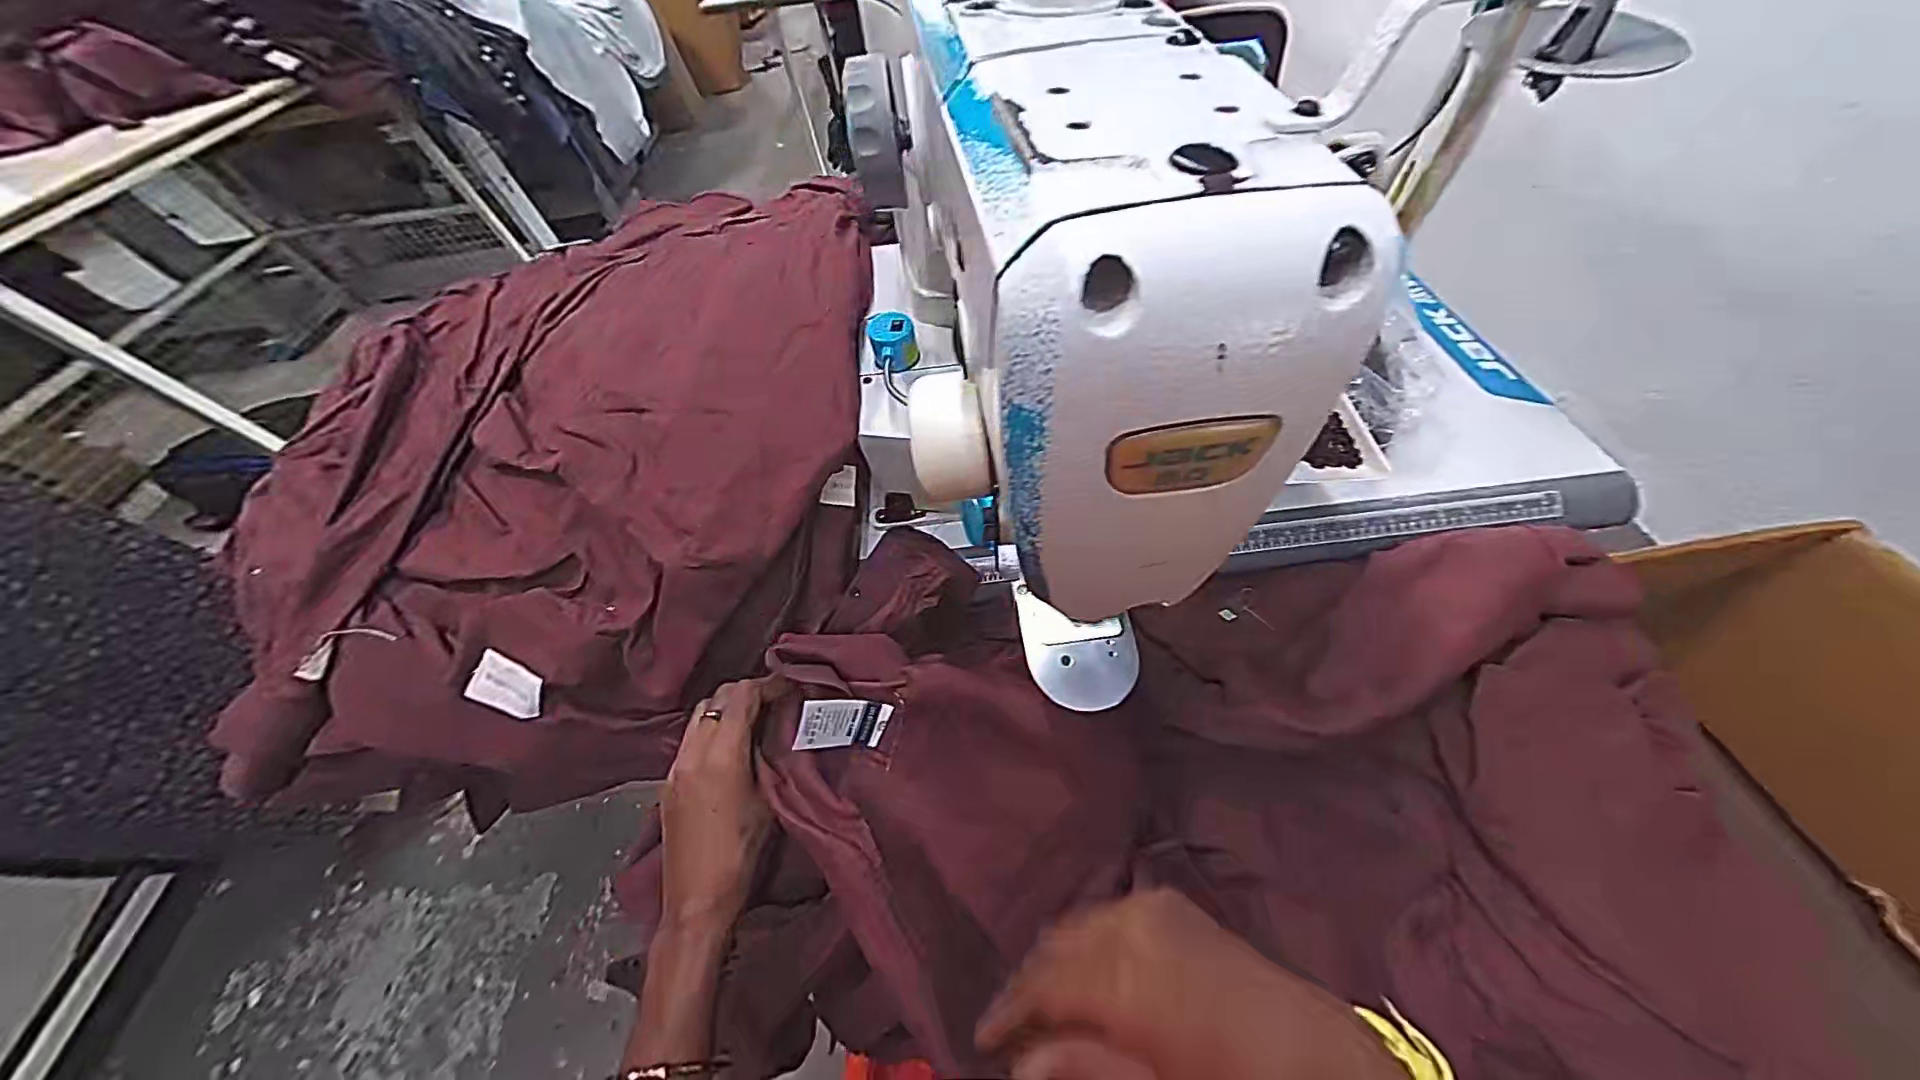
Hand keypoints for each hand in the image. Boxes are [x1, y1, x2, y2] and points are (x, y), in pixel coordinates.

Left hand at [660, 677, 781, 930]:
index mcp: (720, 756)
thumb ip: (772, 754)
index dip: (769, 685)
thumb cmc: (741, 853)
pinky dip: (714, 727)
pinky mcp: (668, 781)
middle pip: (718, 697)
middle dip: (748, 691)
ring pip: (701, 714)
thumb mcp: (768, 798)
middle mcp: (691, 754)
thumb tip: (781, 724)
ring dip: (728, 707)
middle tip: (777, 699)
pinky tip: (734, 743)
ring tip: (757, 717)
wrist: (696, 899)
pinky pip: (691, 736)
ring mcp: (675, 767)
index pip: (741, 696)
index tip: (790, 686)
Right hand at [977, 890, 1405, 1079]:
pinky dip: (1087, 937)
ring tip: (1041, 997)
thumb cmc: (1247, 1078)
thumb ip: (1099, 1071)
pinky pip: (1111, 913)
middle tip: (1010, 1026)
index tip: (985, 1037)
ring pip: (1083, 922)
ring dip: (1057, 958)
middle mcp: (1148, 927)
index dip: (1014, 1007)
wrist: (1339, 1064)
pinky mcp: (1179, 908)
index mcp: (1148, 978)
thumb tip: (1024, 1063)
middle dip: (1032, 981)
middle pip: (1064, 944)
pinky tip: (1084, 963)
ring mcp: (1165, 910)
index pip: (1056, 981)